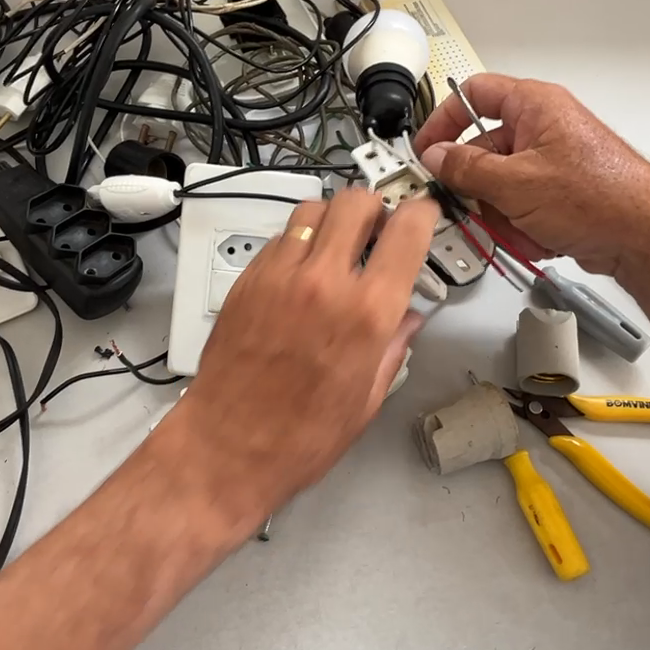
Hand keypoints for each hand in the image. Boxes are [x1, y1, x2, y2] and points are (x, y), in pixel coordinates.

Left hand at [160, 190, 440, 530]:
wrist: (227, 446)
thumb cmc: (301, 436)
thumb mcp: (367, 398)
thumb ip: (393, 347)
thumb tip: (408, 317)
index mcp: (366, 313)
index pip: (405, 232)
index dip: (422, 214)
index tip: (422, 214)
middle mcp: (323, 281)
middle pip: (356, 202)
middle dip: (375, 208)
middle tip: (377, 230)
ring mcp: (279, 275)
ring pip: (313, 210)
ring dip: (333, 218)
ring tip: (337, 244)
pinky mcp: (247, 280)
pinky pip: (279, 238)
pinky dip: (298, 241)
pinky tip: (301, 270)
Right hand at [413, 74, 649, 276]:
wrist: (646, 238)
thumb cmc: (601, 198)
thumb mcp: (516, 183)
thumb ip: (466, 168)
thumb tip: (437, 158)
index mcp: (535, 106)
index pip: (473, 93)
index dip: (444, 119)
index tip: (426, 149)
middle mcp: (543, 128)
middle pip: (483, 149)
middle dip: (477, 186)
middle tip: (472, 206)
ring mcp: (550, 161)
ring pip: (498, 184)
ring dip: (501, 212)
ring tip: (521, 226)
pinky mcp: (557, 192)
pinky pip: (519, 204)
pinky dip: (522, 224)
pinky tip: (540, 236)